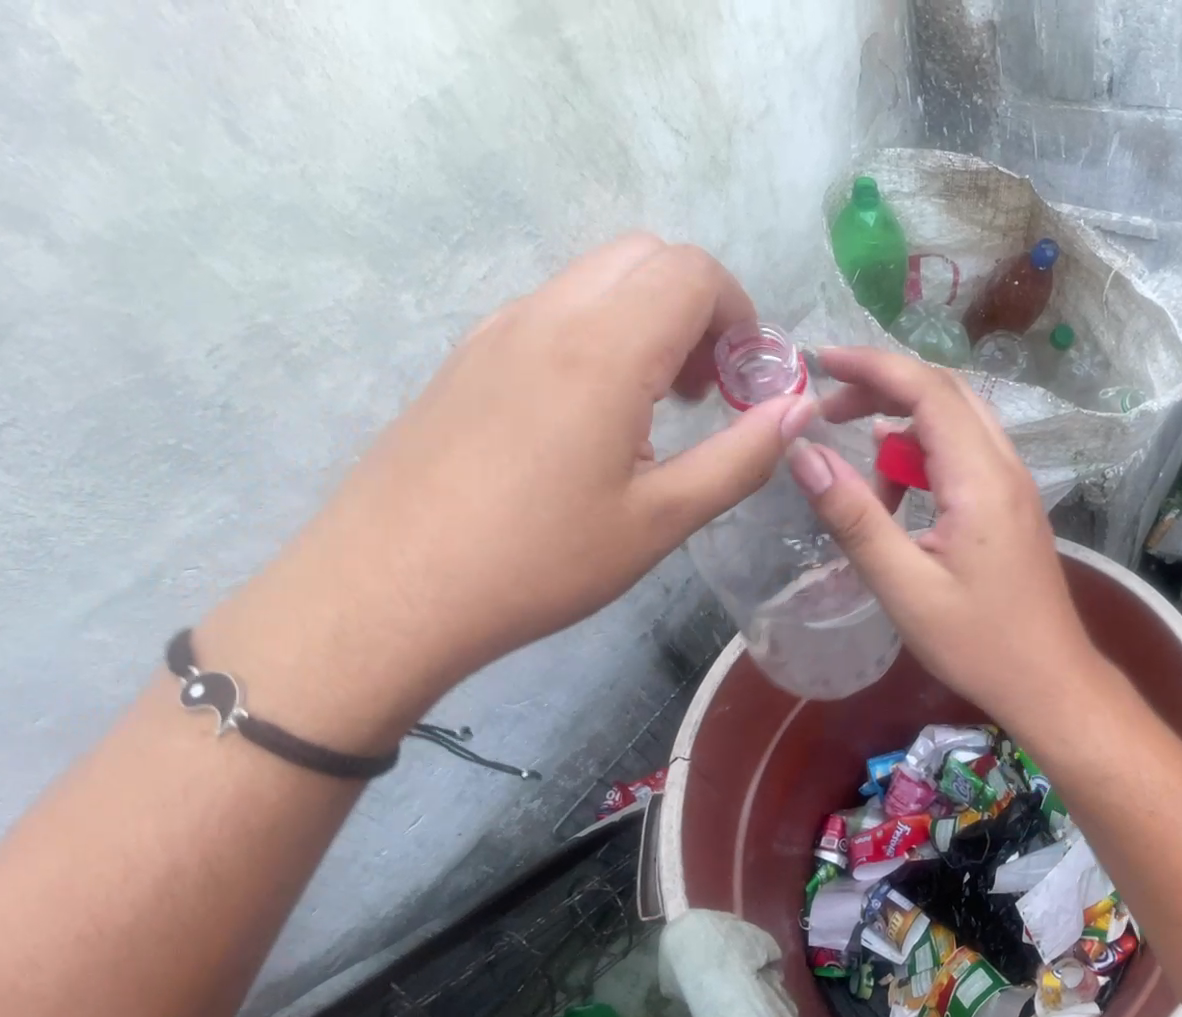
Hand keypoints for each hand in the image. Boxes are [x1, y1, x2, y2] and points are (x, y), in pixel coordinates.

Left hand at [199, 235, 815, 739]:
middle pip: (646, 257)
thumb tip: (798, 410)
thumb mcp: (660, 521)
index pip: (693, 270)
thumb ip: (742, 456)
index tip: (746, 380)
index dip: (740, 313)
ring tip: (655, 406)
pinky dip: (600, 333)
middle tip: (706, 388)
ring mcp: (498, 331)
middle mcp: (549, 316)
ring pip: (596, 278)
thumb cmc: (537, 562)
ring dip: (648, 317)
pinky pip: (554, 309)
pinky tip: (593, 418)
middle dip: (697, 306)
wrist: (383, 594)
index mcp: (604, 349)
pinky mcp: (468, 358)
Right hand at [784, 348, 1095, 725]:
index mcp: (980, 479)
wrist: (1051, 682)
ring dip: (904, 424)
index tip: (819, 361)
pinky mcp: (1014, 504)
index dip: (872, 366)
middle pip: (945, 393)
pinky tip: (898, 495)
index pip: (927, 390)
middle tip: (830, 408)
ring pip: (957, 421)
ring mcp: (1016, 484)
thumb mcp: (903, 586)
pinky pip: (967, 453)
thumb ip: (854, 516)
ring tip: (857, 465)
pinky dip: (924, 455)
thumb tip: (804, 453)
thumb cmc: (978, 643)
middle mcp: (1005, 467)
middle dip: (884, 386)